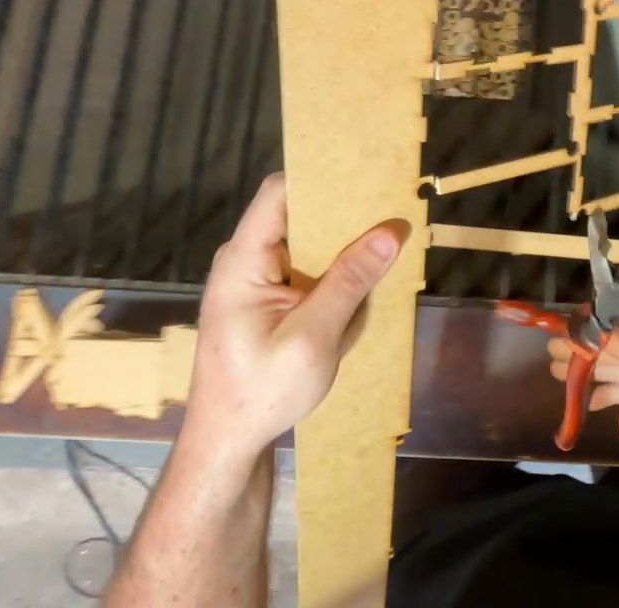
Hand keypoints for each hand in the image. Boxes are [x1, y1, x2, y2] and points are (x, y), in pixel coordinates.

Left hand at [182, 173, 404, 464]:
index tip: (366, 173)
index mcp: (243, 260)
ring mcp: (256, 278)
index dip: (321, 176)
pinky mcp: (269, 297)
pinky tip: (361, 286)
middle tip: (390, 213)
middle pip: (299, 213)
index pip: (279, 192)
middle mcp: (246, 258)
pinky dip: (335, 273)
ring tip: (385, 247)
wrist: (227, 443)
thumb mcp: (313, 339)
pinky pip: (308, 268)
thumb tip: (391, 232)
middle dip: (344, 214)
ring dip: (343, 248)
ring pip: (309, 242)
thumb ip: (350, 282)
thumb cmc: (260, 393)